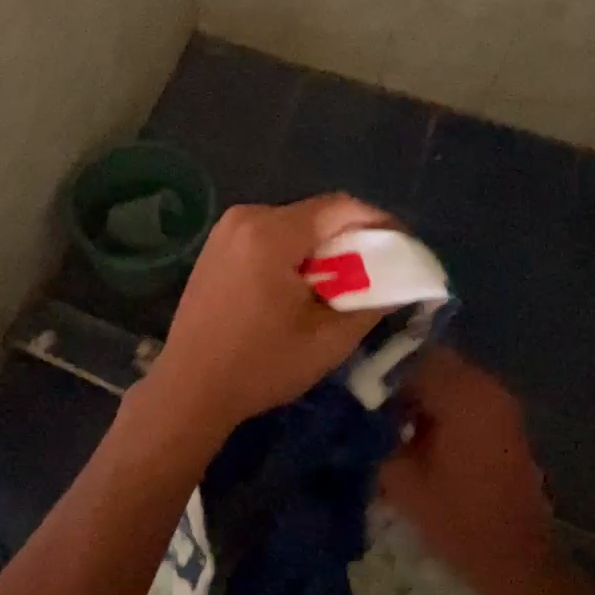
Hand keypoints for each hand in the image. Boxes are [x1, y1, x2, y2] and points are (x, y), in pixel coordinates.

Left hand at [139, 194, 396, 441]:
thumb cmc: (260, 365)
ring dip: (321, 247)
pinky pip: (269, 235)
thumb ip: (370, 302)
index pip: (339, 208)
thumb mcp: (328, 340)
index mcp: (271, 233)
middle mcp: (245, 217)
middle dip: (350, 238)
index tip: (404, 248)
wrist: (190, 386)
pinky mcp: (216, 245)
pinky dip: (294, 252)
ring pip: (292, 224)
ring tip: (343, 282)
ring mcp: (226, 229)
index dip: (378, 223)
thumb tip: (401, 281)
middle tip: (378, 271)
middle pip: (315, 214)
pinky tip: (303, 285)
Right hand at [379, 348, 554, 573]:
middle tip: (373, 400)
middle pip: (432, 360)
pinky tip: (419, 430)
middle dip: (401, 376)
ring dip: (421, 389)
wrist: (516, 559)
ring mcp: (500, 402)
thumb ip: (376, 433)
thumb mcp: (400, 478)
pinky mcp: (505, 421)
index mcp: (462, 392)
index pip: (410, 357)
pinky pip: (464, 394)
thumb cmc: (456, 516)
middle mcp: (485, 386)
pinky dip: (441, 402)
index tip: (356, 385)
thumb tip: (357, 408)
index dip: (380, 368)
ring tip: (392, 416)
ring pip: (448, 375)